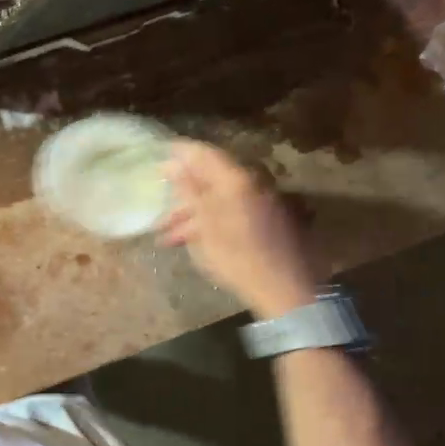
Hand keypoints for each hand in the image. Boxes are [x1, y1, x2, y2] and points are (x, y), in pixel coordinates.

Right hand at [159, 140, 319, 318]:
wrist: (287, 293)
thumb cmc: (238, 256)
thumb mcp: (204, 223)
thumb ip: (187, 189)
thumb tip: (171, 163)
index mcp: (235, 180)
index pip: (203, 152)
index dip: (179, 152)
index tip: (157, 157)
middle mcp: (252, 185)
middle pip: (210, 177)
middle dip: (182, 191)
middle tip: (160, 203)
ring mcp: (262, 204)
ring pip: (219, 198)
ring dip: (192, 212)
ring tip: (168, 234)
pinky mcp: (268, 223)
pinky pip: (232, 212)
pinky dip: (211, 221)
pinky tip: (193, 240)